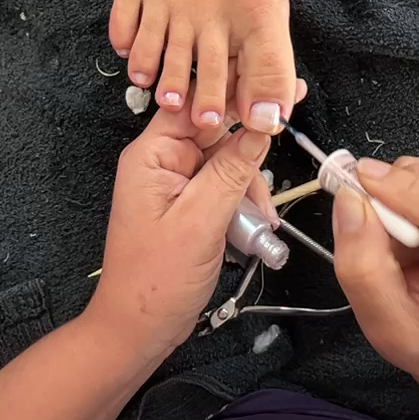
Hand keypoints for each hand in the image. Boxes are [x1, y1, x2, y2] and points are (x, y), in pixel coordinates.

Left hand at [85, 105, 271, 360]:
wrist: (137, 331)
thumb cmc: (156, 280)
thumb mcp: (200, 221)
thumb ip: (231, 171)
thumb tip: (261, 128)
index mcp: (152, 153)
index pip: (197, 107)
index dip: (236, 95)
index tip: (274, 88)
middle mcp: (162, 160)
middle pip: (216, 134)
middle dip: (249, 152)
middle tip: (281, 147)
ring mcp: (174, 183)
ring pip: (225, 163)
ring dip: (249, 186)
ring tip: (263, 220)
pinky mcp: (187, 204)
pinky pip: (222, 188)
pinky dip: (242, 202)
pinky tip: (256, 224)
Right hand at [332, 158, 418, 386]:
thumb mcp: (385, 326)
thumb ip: (363, 268)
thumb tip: (350, 199)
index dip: (411, 192)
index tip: (359, 180)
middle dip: (400, 189)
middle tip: (364, 211)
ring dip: (406, 188)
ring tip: (395, 232)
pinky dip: (416, 187)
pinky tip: (413, 221)